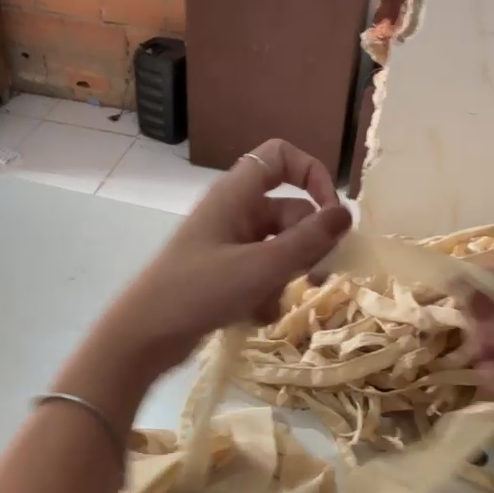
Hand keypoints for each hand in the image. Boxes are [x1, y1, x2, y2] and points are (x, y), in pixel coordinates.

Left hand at [92, 139, 352, 379]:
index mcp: (237, 194)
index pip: (281, 157)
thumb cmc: (199, 291)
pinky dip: (266, 293)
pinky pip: (261, 274)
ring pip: (279, 249)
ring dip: (287, 274)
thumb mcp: (262, 267)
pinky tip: (257, 317)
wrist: (146, 334)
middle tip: (319, 276)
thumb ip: (308, 242)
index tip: (331, 214)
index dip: (312, 175)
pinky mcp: (223, 275)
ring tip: (276, 301)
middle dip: (307, 243)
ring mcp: (227, 245)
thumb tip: (347, 214)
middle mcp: (234, 213)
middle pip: (289, 212)